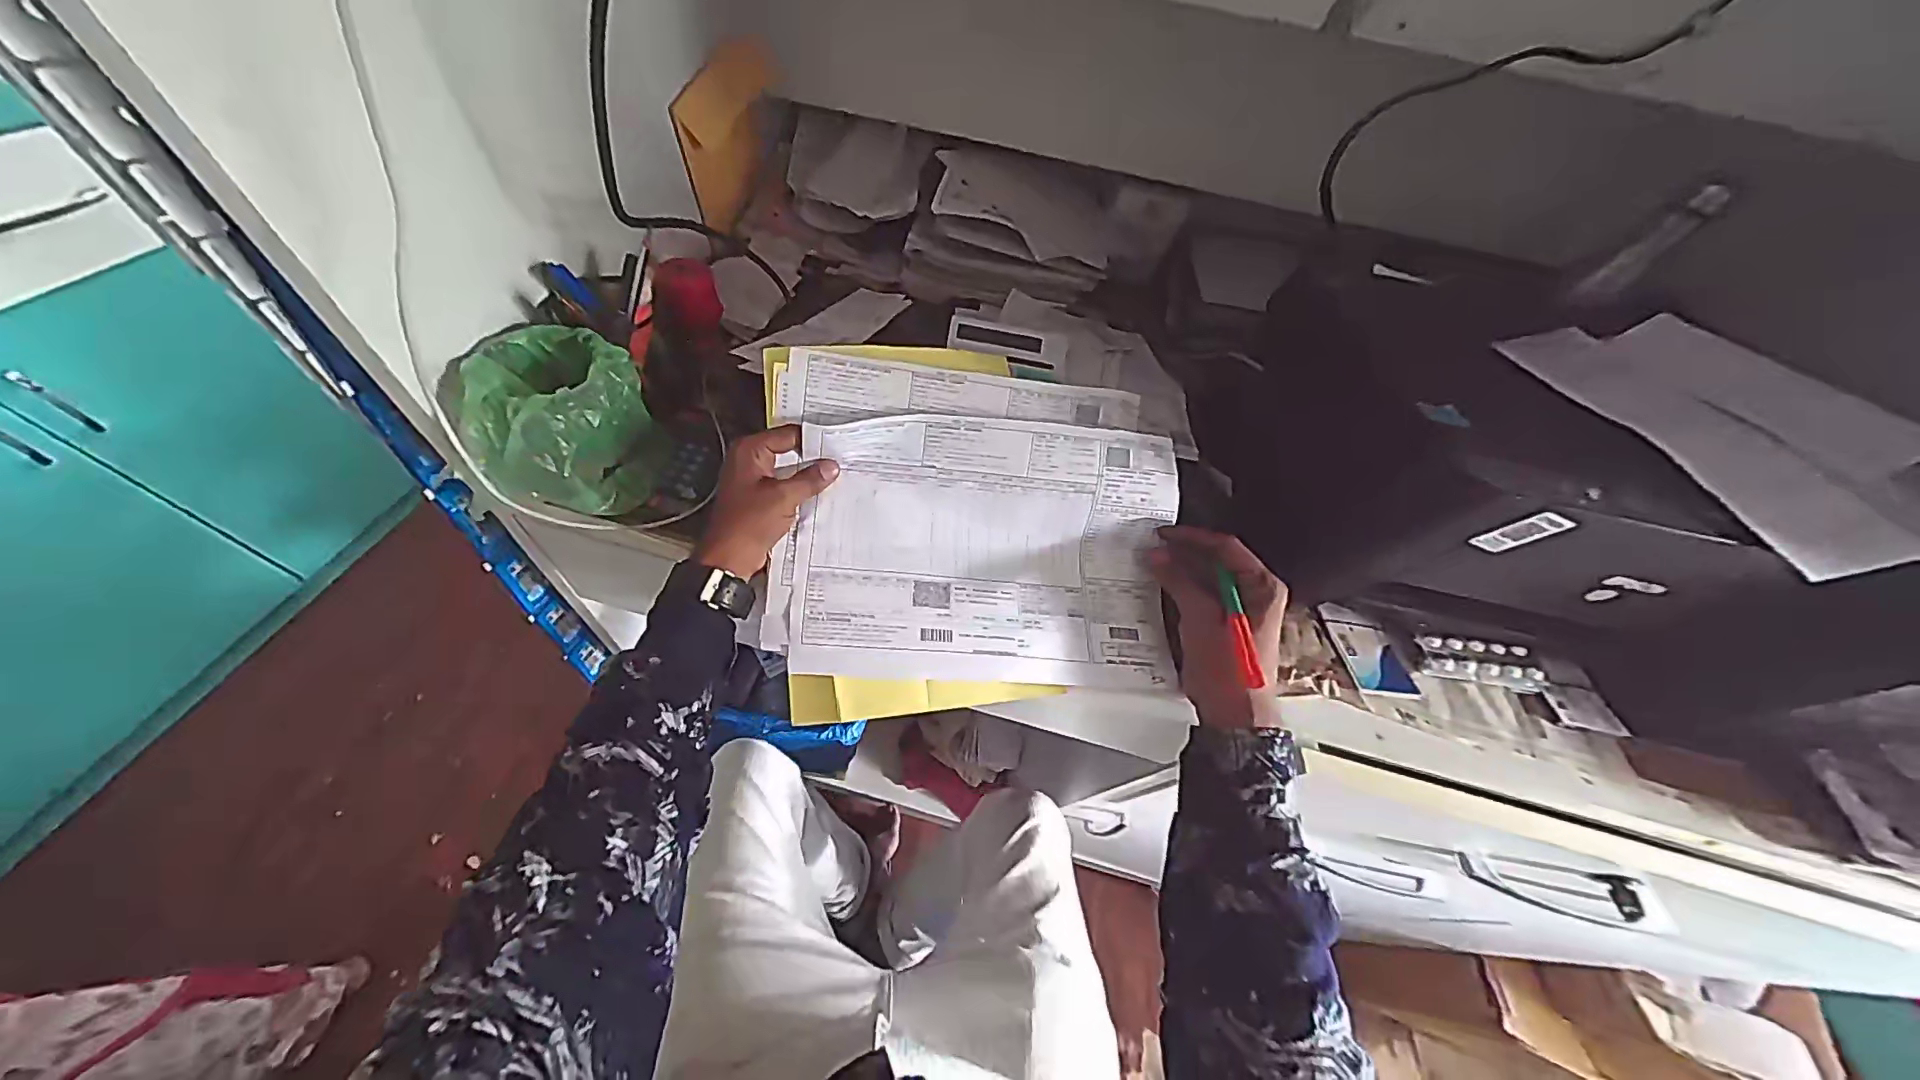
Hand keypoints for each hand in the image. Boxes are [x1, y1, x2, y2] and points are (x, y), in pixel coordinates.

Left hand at [692, 425, 839, 577]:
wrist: (730, 558)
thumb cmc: (745, 525)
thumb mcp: (783, 498)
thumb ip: (809, 479)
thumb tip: (829, 467)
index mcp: (749, 451)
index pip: (788, 434)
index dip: (812, 440)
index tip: (835, 446)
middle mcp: (749, 461)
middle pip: (788, 450)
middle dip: (811, 458)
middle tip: (837, 461)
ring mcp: (754, 480)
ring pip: (787, 470)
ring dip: (806, 476)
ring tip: (831, 477)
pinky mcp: (759, 498)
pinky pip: (784, 487)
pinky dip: (798, 490)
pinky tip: (817, 494)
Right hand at [1149, 526, 1287, 728]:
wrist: (1234, 713)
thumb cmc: (1230, 670)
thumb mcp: (1202, 618)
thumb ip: (1179, 582)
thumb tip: (1159, 556)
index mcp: (1262, 587)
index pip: (1226, 547)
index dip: (1193, 537)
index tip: (1165, 534)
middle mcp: (1255, 594)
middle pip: (1216, 562)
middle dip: (1184, 553)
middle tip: (1154, 547)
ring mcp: (1239, 610)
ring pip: (1207, 578)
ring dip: (1180, 570)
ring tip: (1152, 564)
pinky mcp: (1224, 625)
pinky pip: (1201, 597)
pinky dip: (1181, 589)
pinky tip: (1161, 586)